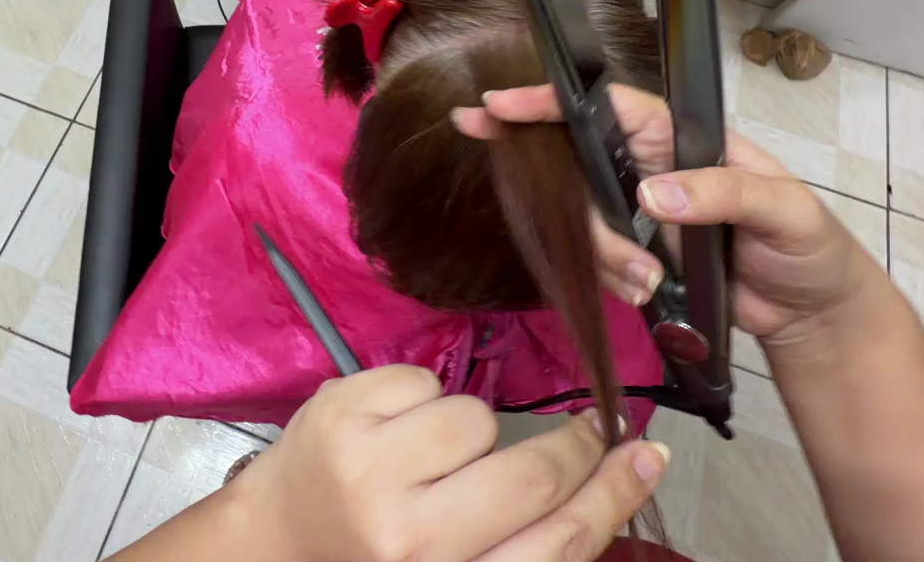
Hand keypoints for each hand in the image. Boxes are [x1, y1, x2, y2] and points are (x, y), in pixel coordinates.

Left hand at [225, 365, 667, 561]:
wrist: (274, 540)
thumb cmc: (369, 556)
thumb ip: (515, 533)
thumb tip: (607, 471)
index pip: (558, 544)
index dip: (614, 493)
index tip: (648, 450)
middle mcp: (410, 542)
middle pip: (529, 474)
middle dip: (569, 444)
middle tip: (581, 430)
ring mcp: (369, 471)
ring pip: (475, 415)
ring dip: (467, 427)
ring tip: (432, 453)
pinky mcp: (339, 415)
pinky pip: (421, 379)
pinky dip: (419, 395)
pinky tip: (393, 426)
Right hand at [451, 84, 879, 346]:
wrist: (808, 316)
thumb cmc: (806, 244)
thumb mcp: (783, 207)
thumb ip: (723, 192)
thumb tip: (652, 197)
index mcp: (676, 137)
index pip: (606, 106)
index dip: (550, 101)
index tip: (499, 106)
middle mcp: (645, 167)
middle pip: (575, 164)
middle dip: (551, 186)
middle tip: (536, 199)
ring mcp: (633, 213)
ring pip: (580, 218)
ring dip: (601, 251)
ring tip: (649, 280)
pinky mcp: (630, 254)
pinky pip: (593, 258)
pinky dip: (611, 278)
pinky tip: (645, 292)